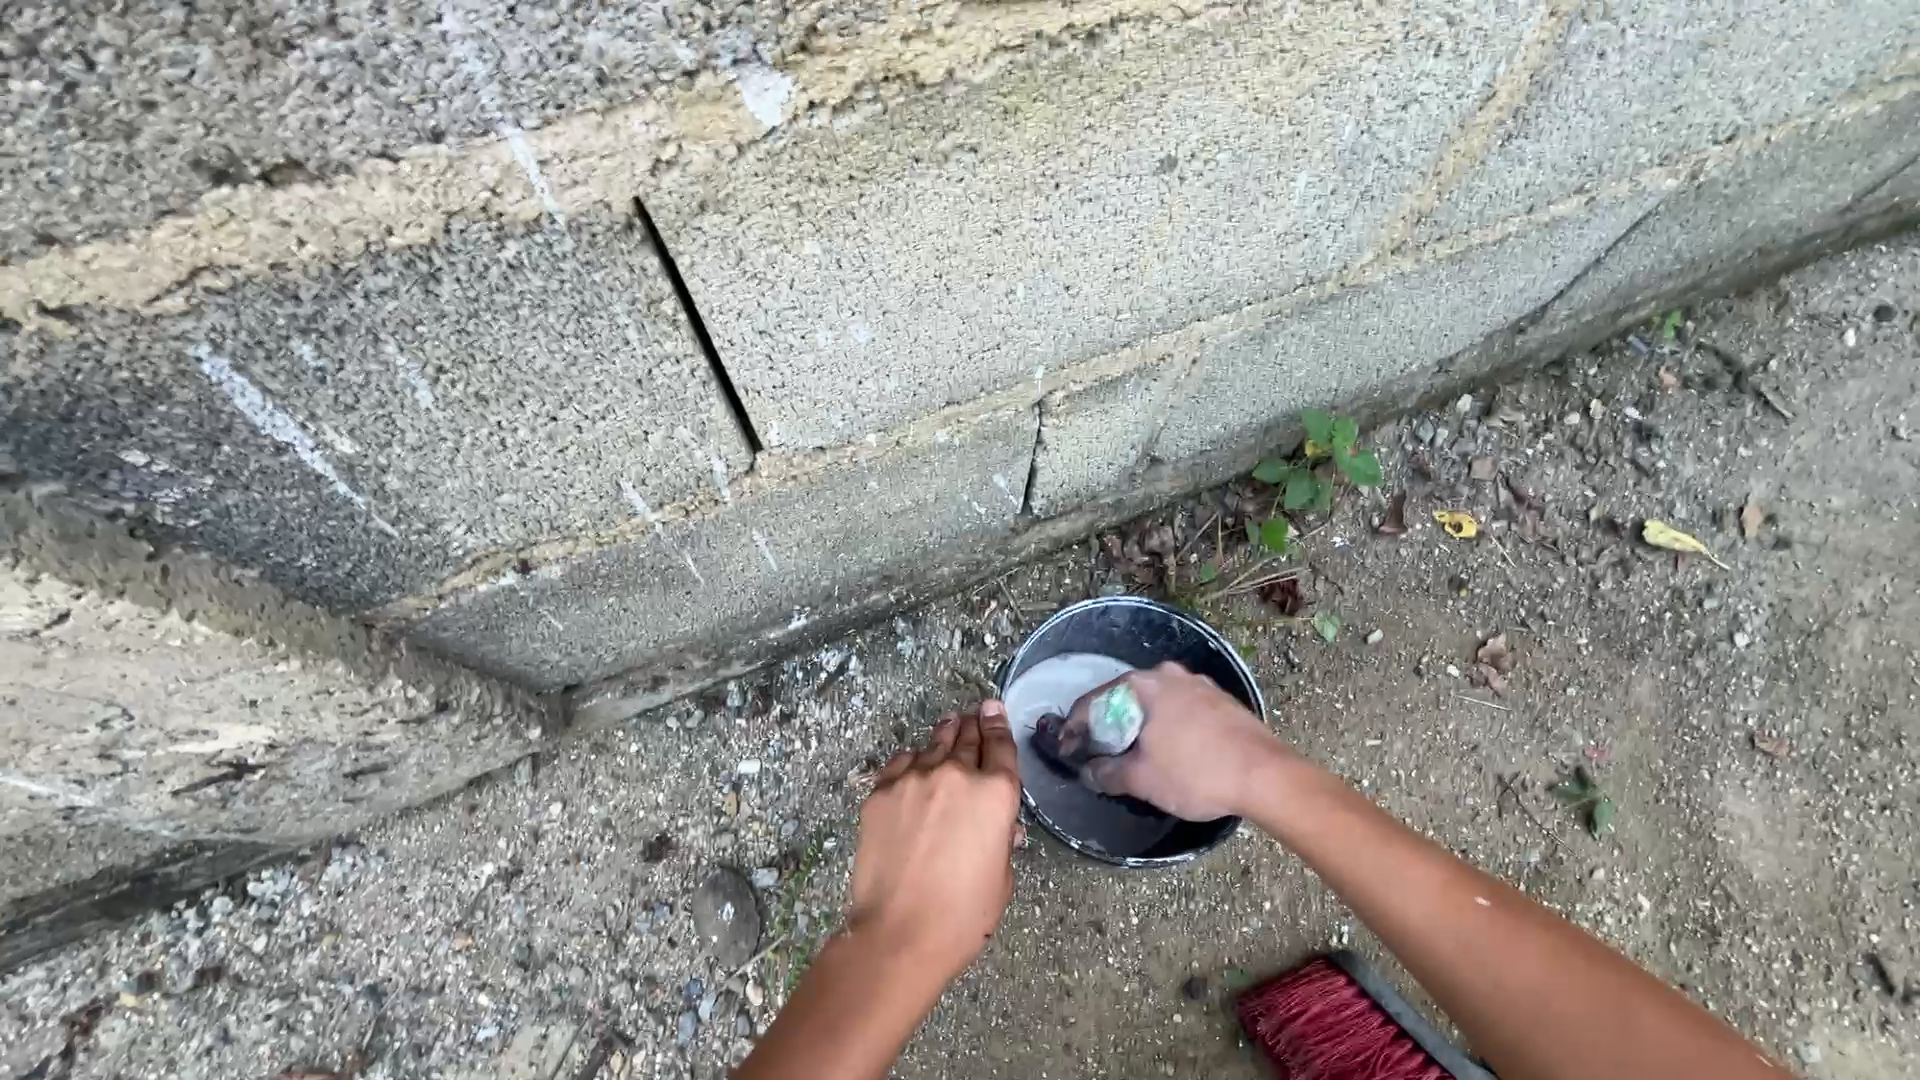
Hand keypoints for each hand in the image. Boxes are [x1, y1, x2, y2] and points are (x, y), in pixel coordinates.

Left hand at [845, 702, 1023, 982]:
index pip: (1001, 745)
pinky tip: (914, 761)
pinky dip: (912, 759)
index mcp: (996, 794)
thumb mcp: (1002, 878)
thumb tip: (998, 825)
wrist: (899, 931)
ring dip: (944, 733)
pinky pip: (901, 761)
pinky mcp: (881, 791)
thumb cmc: (963, 916)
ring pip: (934, 743)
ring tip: (948, 725)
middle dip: (974, 724)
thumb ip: (1001, 839)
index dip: (998, 724)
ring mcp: (914, 778)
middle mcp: (957, 774)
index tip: (994, 708)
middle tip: (975, 713)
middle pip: (967, 737)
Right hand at [1080, 661, 1291, 820]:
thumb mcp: (1142, 779)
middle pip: (1125, 697)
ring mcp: (1200, 684)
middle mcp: (1170, 674)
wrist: (1267, 777)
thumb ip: (1108, 773)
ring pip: (1156, 702)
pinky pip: (1182, 709)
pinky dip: (1168, 725)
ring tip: (1136, 753)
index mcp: (1143, 684)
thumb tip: (1090, 772)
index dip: (1075, 727)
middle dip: (1109, 724)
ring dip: (1141, 725)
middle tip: (1100, 752)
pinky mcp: (1222, 700)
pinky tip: (1172, 750)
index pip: (1094, 700)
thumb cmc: (1197, 773)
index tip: (1068, 748)